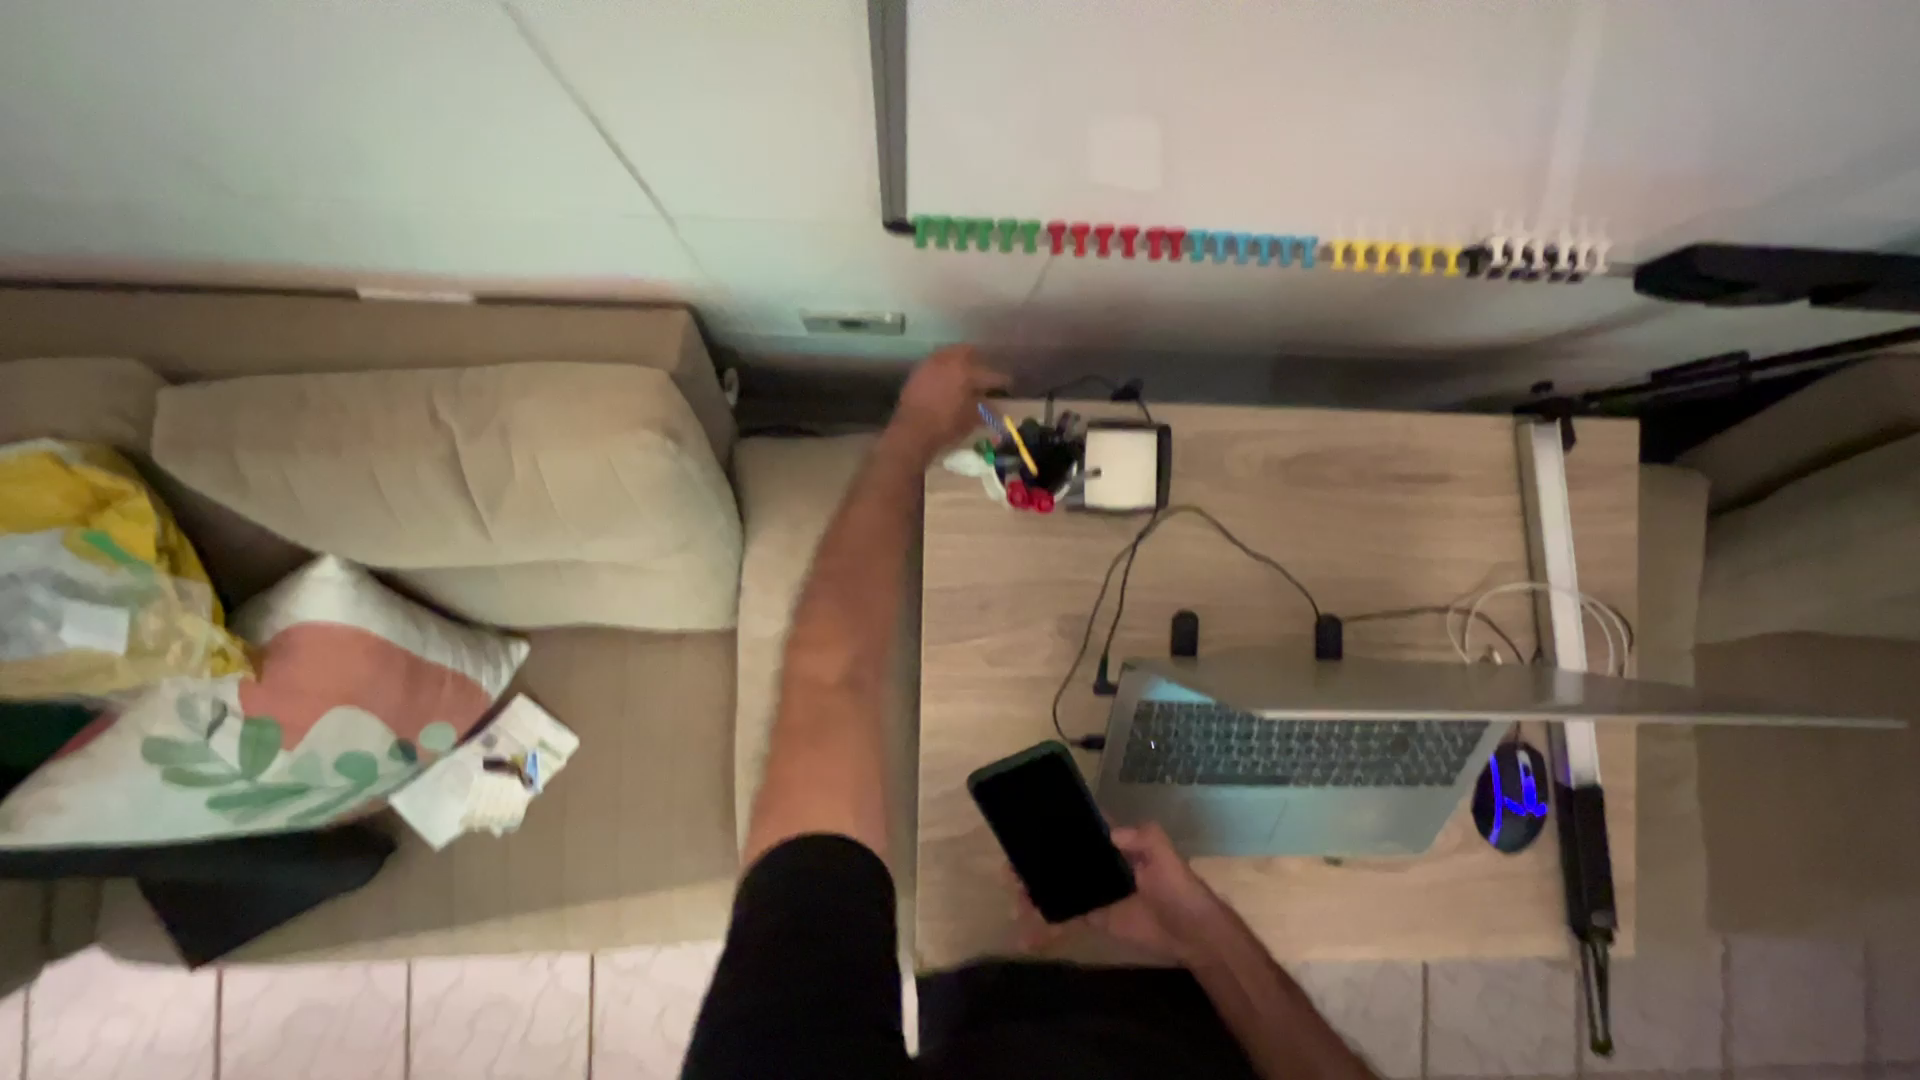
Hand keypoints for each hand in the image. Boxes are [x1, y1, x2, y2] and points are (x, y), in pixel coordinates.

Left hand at [889, 345, 1008, 459]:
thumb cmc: (946, 426)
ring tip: (965, 373)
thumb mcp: (971, 420)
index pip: (992, 375)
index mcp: (968, 372)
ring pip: (951, 353)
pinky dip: (945, 367)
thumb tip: (995, 407)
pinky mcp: (918, 370)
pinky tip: (946, 378)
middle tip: (984, 373)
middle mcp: (950, 361)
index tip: (1008, 385)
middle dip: (980, 360)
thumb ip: (986, 409)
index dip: (1003, 381)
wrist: (912, 431)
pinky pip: (936, 362)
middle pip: (970, 352)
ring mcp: (932, 363)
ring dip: (960, 360)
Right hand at [1012, 822, 1225, 964]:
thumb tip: (1108, 832)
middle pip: (1058, 860)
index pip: (1077, 831)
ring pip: (1056, 888)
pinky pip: (1065, 918)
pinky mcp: (1094, 918)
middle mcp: (1098, 863)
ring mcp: (1093, 891)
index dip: (1052, 829)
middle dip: (1034, 863)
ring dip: (1034, 893)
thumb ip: (1141, 837)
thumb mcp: (1164, 854)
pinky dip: (1046, 925)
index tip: (1026, 830)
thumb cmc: (1178, 886)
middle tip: (1011, 871)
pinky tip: (1028, 934)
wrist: (1192, 933)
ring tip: (1015, 901)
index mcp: (1112, 843)